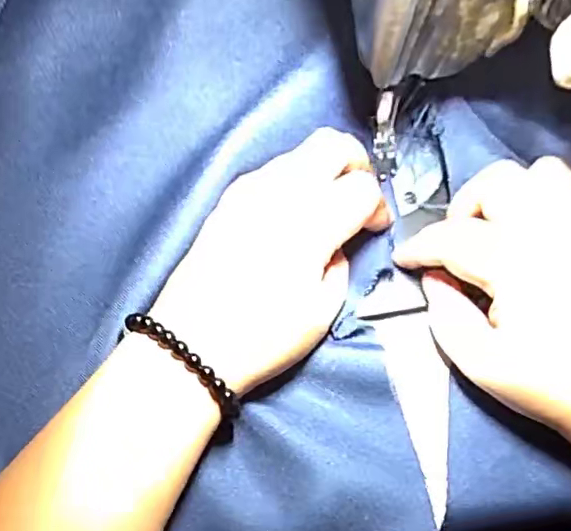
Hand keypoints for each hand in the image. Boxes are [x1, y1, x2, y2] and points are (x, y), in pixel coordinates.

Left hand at [145, 128, 390, 394]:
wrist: (193, 344)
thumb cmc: (258, 338)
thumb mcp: (320, 314)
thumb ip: (340, 269)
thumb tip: (338, 249)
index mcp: (312, 221)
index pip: (362, 186)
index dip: (377, 206)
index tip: (375, 227)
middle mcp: (280, 192)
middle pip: (332, 145)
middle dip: (355, 165)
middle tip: (359, 198)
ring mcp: (248, 191)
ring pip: (299, 154)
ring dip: (322, 172)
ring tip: (325, 213)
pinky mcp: (226, 202)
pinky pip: (270, 173)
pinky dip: (291, 184)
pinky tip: (290, 220)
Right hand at [394, 157, 570, 446]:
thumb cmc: (552, 383)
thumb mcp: (482, 364)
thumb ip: (447, 317)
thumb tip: (435, 282)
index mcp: (517, 261)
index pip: (455, 235)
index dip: (420, 246)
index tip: (404, 258)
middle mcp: (553, 229)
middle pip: (497, 183)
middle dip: (463, 208)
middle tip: (451, 246)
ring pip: (540, 174)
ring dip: (506, 196)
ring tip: (493, 234)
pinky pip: (569, 193)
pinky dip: (539, 204)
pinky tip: (529, 245)